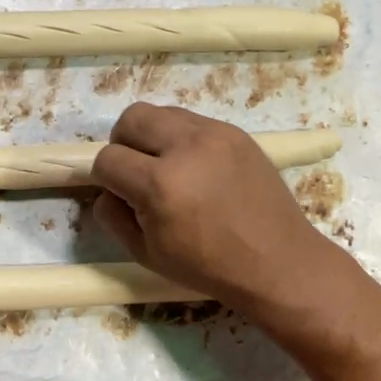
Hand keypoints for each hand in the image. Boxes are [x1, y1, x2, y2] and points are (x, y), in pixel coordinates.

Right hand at [91, 103, 345, 315]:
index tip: (118, 195)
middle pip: (131, 119)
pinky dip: (181, 139)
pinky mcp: (236, 133)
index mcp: (160, 185)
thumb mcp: (146, 254)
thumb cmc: (207, 267)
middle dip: (122, 144)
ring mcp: (215, 135)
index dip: (104, 178)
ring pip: (161, 113)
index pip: (108, 159)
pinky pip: (192, 121)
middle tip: (136, 173)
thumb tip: (107, 193)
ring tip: (165, 168)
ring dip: (152, 137)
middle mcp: (186, 148)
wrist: (276, 261)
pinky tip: (194, 169)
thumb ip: (114, 218)